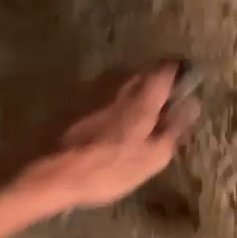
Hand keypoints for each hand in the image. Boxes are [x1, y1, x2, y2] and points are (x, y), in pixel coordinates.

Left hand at [0, 62, 201, 219]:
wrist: (44, 172)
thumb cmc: (107, 166)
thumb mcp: (154, 155)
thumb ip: (176, 126)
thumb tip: (193, 103)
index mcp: (145, 89)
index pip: (173, 65)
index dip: (184, 75)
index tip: (188, 92)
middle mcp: (120, 78)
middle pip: (148, 74)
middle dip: (160, 89)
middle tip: (165, 118)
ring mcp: (94, 87)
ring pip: (126, 85)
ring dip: (135, 100)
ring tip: (138, 130)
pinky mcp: (74, 100)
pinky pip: (106, 97)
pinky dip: (115, 108)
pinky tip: (112, 134)